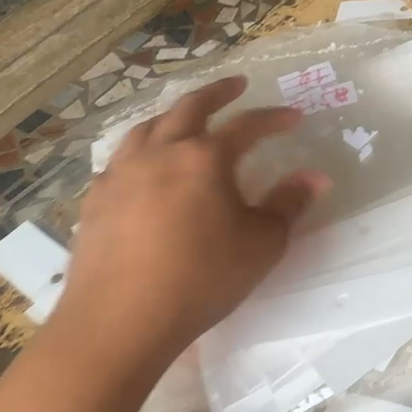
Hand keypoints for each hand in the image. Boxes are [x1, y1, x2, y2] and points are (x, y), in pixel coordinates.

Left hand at [51, 75, 330, 366]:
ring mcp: (121, 176)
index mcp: (205, 158)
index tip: (294, 118)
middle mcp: (161, 154)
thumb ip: (289, 204)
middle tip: (236, 85)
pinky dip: (141, 150)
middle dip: (217, 93)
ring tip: (186, 117)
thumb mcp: (261, 244)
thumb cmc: (200, 279)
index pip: (247, 124)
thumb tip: (316, 177)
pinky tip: (145, 166)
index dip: (274, 118)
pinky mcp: (95, 203)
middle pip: (190, 108)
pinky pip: (120, 160)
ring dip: (173, 115)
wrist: (115, 326)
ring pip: (147, 128)